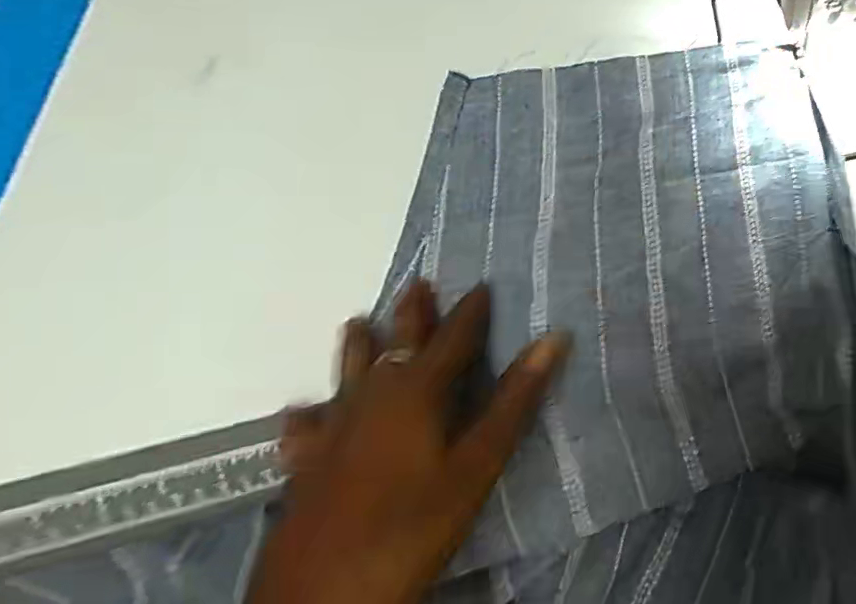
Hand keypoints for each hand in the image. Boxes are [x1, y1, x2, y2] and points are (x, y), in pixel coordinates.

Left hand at [247, 281, 570, 603]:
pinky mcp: (304, 466)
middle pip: (397, 344)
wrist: (322, 599)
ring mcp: (333, 431)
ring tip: (360, 322)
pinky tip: (303, 413)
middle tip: (418, 283)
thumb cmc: (413, 526)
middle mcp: (373, 397)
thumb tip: (552, 338)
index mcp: (417, 391)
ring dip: (360, 346)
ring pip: (348, 374)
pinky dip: (309, 414)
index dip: (471, 311)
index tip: (483, 285)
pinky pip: (306, 428)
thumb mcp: (477, 466)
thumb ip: (513, 400)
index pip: (453, 337)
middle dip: (412, 314)